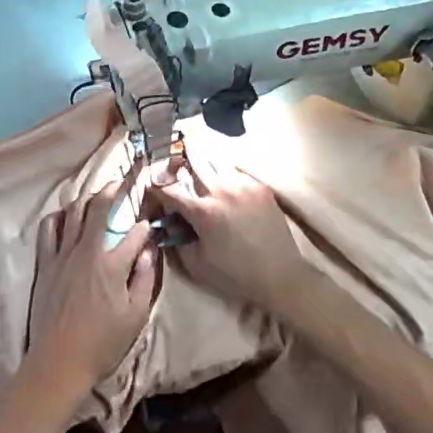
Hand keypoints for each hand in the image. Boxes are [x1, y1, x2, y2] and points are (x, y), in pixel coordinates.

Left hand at [24, 181, 160, 398]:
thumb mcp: (135, 317)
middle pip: (98, 207)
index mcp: (111, 265)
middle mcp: (86, 251)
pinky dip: (58, 216)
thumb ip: (144, 279)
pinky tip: (65, 216)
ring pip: (72, 212)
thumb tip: (147, 251)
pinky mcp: (45, 263)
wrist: (58, 363)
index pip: (133, 233)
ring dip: (86, 198)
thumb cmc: (101, 344)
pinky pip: (48, 228)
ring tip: (94, 194)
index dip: (145, 226)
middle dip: (112, 190)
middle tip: (120, 182)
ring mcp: (62, 255)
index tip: (149, 225)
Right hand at [151, 156, 311, 312]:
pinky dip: (226, 176)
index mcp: (203, 210)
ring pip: (216, 161)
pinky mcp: (260, 187)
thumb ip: (176, 240)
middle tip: (175, 159)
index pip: (169, 189)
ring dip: (204, 164)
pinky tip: (227, 187)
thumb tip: (167, 222)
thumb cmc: (235, 275)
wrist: (281, 276)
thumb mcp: (197, 265)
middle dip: (180, 157)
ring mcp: (243, 185)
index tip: (152, 188)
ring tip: (201, 170)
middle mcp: (221, 190)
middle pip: (194, 158)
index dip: (156, 188)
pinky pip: (237, 173)